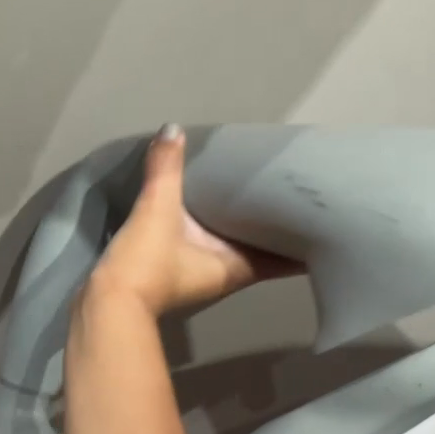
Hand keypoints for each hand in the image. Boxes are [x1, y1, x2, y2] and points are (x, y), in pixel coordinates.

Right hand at [88, 124, 298, 316]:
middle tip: (294, 201)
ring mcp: (197, 279)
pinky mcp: (170, 277)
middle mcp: (225, 276)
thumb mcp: (158, 211)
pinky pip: (203, 252)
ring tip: (254, 204)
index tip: (329, 223)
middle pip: (262, 252)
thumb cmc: (146, 265)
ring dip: (243, 234)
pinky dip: (211, 238)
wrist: (104, 304)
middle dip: (278, 232)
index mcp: (238, 267)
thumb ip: (166, 170)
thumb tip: (173, 129)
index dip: (311, 243)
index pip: (290, 259)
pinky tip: (204, 219)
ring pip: (233, 252)